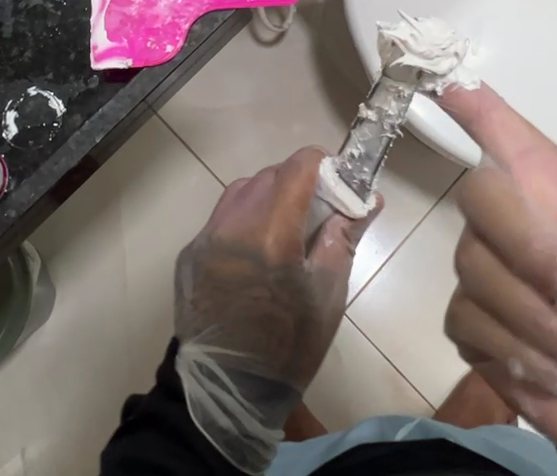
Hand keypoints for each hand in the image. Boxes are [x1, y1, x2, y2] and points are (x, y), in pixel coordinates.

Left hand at [173, 147, 372, 472]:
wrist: (226, 392)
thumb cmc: (288, 346)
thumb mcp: (328, 295)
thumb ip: (343, 238)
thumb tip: (366, 199)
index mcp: (271, 234)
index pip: (297, 169)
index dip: (321, 164)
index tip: (337, 177)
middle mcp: (233, 225)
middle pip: (269, 176)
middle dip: (296, 182)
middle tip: (318, 208)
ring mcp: (205, 237)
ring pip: (241, 191)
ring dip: (267, 196)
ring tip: (286, 227)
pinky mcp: (189, 253)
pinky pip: (220, 217)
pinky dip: (242, 219)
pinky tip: (255, 250)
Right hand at [441, 84, 556, 461]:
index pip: (501, 131)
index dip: (469, 102)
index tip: (444, 80)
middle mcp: (511, 220)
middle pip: (479, 196)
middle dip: (536, 254)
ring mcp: (485, 272)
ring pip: (479, 272)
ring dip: (549, 328)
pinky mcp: (472, 325)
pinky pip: (472, 324)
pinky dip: (528, 359)